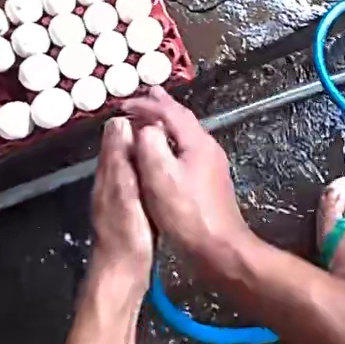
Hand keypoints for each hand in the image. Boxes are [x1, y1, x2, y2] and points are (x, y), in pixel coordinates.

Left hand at [89, 117, 152, 287]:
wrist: (123, 275)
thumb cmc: (126, 234)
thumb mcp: (123, 191)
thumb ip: (119, 158)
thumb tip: (119, 121)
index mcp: (108, 174)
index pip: (116, 136)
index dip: (133, 120)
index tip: (154, 108)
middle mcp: (111, 181)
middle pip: (125, 148)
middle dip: (141, 132)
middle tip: (167, 119)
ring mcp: (122, 197)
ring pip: (134, 164)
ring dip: (147, 150)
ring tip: (169, 138)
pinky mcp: (133, 210)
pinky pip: (142, 180)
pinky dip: (152, 169)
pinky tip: (166, 170)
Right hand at [121, 87, 256, 279]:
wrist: (221, 248)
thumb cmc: (188, 214)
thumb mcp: (161, 177)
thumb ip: (150, 145)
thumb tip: (146, 126)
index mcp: (197, 142)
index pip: (170, 112)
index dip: (146, 105)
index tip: (124, 103)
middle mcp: (207, 147)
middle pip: (182, 119)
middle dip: (161, 106)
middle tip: (145, 95)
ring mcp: (211, 164)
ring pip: (185, 134)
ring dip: (166, 123)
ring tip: (150, 119)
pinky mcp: (209, 180)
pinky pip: (187, 149)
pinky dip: (171, 141)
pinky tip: (163, 152)